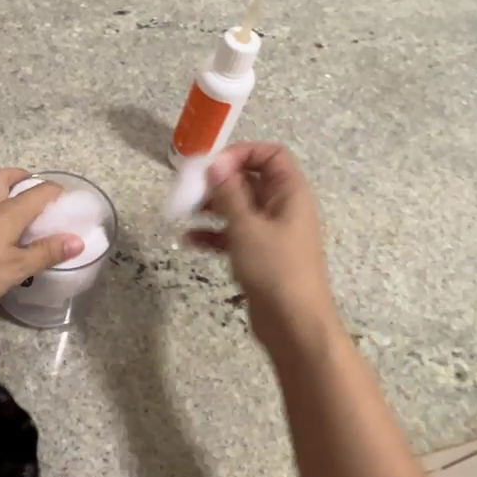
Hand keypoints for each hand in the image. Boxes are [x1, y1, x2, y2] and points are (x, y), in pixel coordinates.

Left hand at [0, 169, 84, 310]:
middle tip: (32, 187)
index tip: (69, 203)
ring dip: (2, 195)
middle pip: (3, 177)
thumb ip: (46, 254)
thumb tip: (77, 240)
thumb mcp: (16, 268)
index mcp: (8, 212)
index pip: (40, 191)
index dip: (57, 193)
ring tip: (15, 215)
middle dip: (20, 177)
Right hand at [185, 142, 335, 344]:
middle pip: (250, 180)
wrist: (293, 323)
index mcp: (290, 193)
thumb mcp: (247, 226)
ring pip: (239, 208)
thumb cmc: (274, 269)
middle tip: (190, 190)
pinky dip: (213, 234)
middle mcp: (283, 208)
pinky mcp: (260, 255)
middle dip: (218, 183)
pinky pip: (234, 234)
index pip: (270, 155)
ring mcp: (272, 233)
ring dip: (211, 207)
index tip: (212, 166)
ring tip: (183, 213)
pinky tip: (190, 241)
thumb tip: (216, 164)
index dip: (242, 154)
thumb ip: (229, 193)